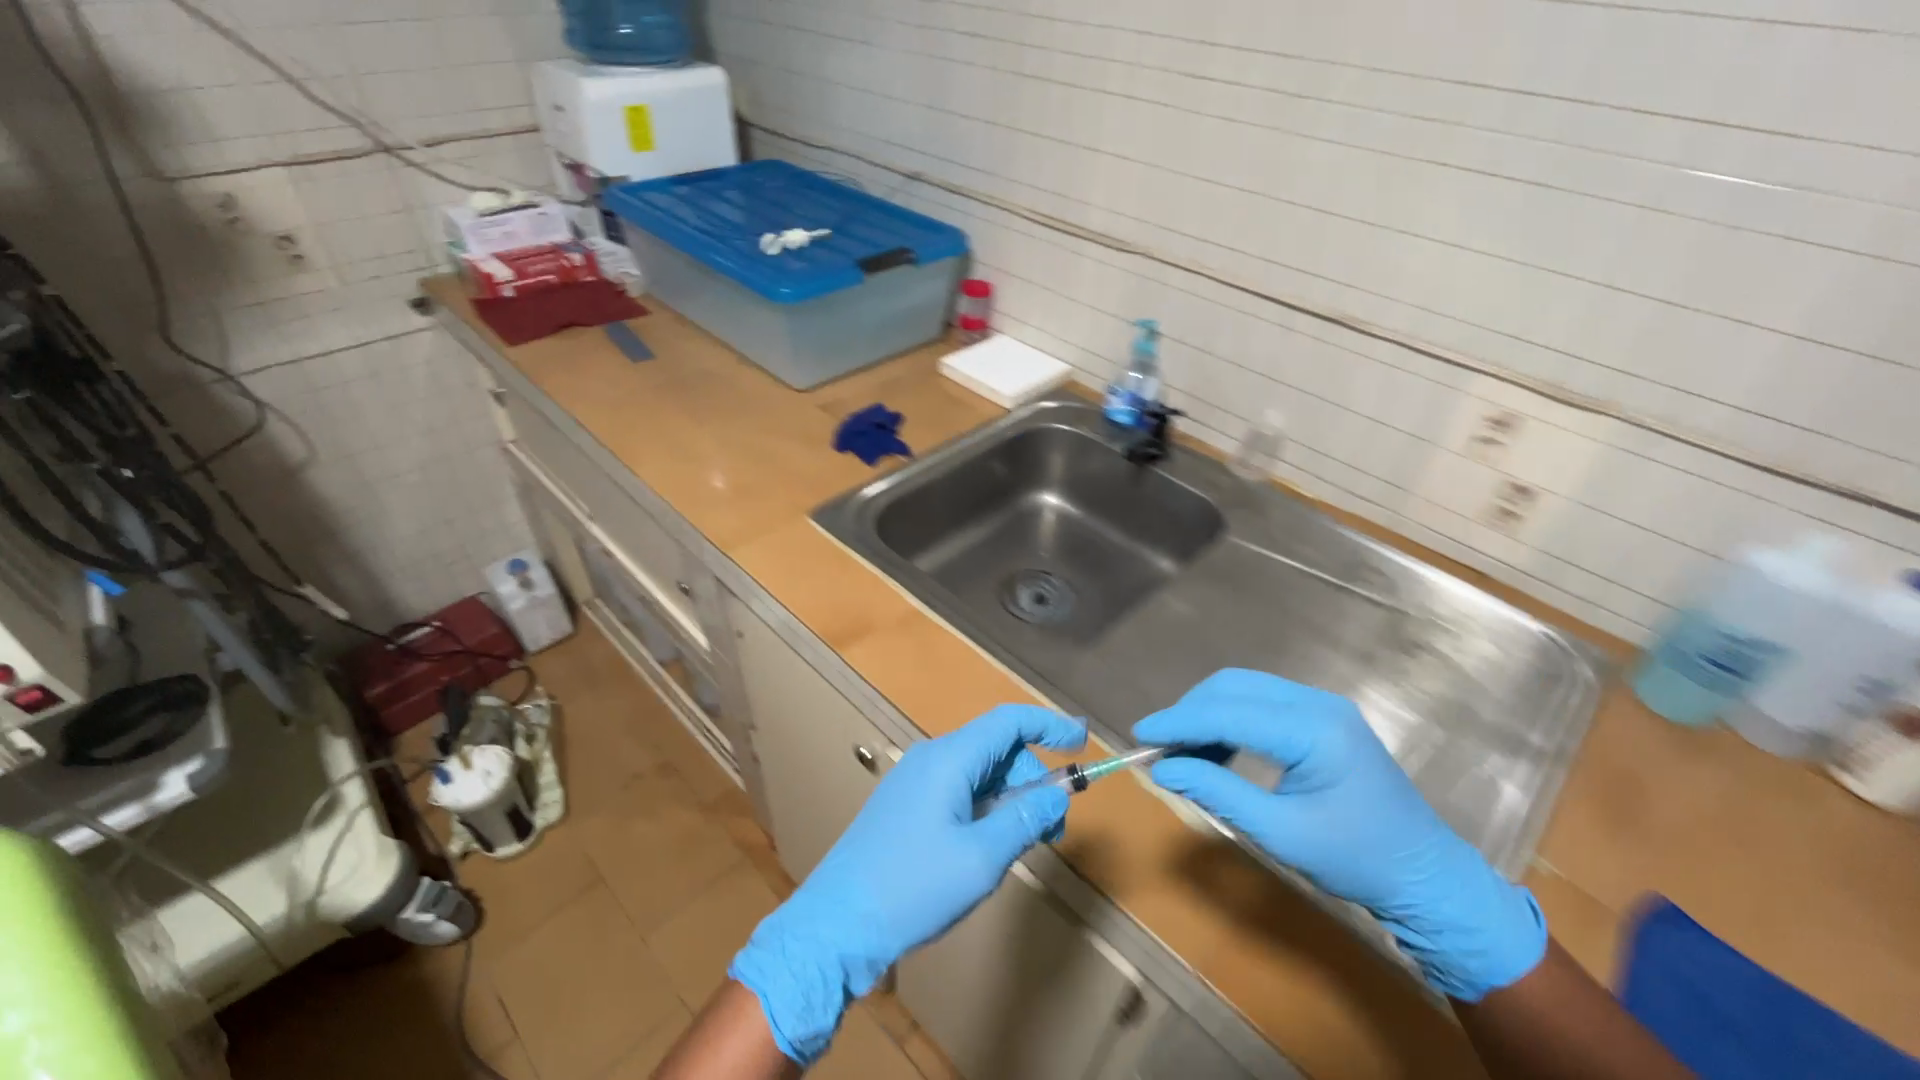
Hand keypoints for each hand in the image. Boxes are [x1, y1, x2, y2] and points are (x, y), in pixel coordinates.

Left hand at [730, 704, 1086, 1062]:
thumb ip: (1025, 819)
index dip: (1050, 725)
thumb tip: (1058, 793)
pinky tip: (993, 847)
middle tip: (1054, 828)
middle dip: (1033, 779)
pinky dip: (987, 811)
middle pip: (997, 750)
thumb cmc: (914, 887)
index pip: (1009, 721)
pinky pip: (959, 794)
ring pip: (980, 775)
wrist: (838, 925)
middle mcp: (931, 760)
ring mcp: (915, 784)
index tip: (1084, 742)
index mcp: (948, 759)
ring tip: (1026, 845)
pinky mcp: (906, 808)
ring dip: (1012, 800)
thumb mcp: (982, 858)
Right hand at [1133, 669, 1545, 1001]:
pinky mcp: (1324, 720)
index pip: (1228, 712)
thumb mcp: (1280, 832)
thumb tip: (1162, 768)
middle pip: (1234, 688)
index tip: (1138, 736)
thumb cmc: (1356, 859)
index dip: (1178, 722)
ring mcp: (1324, 708)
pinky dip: (1230, 721)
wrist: (1425, 876)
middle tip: (1158, 748)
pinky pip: (1263, 705)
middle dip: (1190, 713)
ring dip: (1207, 715)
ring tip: (1182, 754)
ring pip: (1245, 691)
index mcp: (1314, 730)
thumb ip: (1218, 792)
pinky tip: (1217, 753)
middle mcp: (1318, 704)